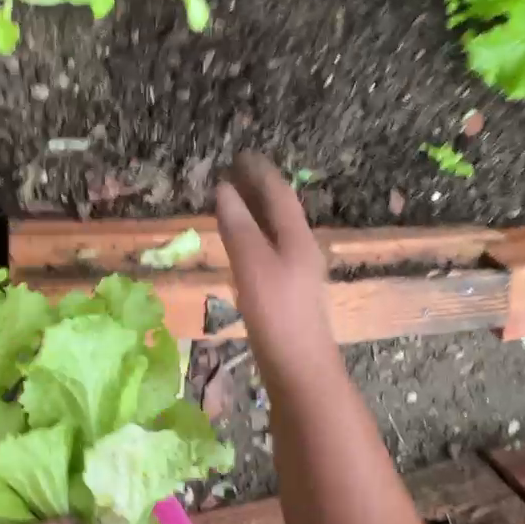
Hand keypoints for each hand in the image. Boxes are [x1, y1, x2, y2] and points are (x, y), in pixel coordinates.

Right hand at [215, 152, 336, 379]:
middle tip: (234, 169)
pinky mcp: (288, 292)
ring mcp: (297, 272)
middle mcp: (301, 248)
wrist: (300, 369)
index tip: (241, 153)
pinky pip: (270, 248)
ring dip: (255, 210)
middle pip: (280, 209)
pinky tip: (242, 244)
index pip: (279, 193)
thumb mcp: (252, 265)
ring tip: (234, 198)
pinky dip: (254, 234)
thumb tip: (223, 188)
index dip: (260, 171)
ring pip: (275, 229)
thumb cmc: (276, 314)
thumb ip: (238, 226)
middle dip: (258, 187)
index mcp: (297, 237)